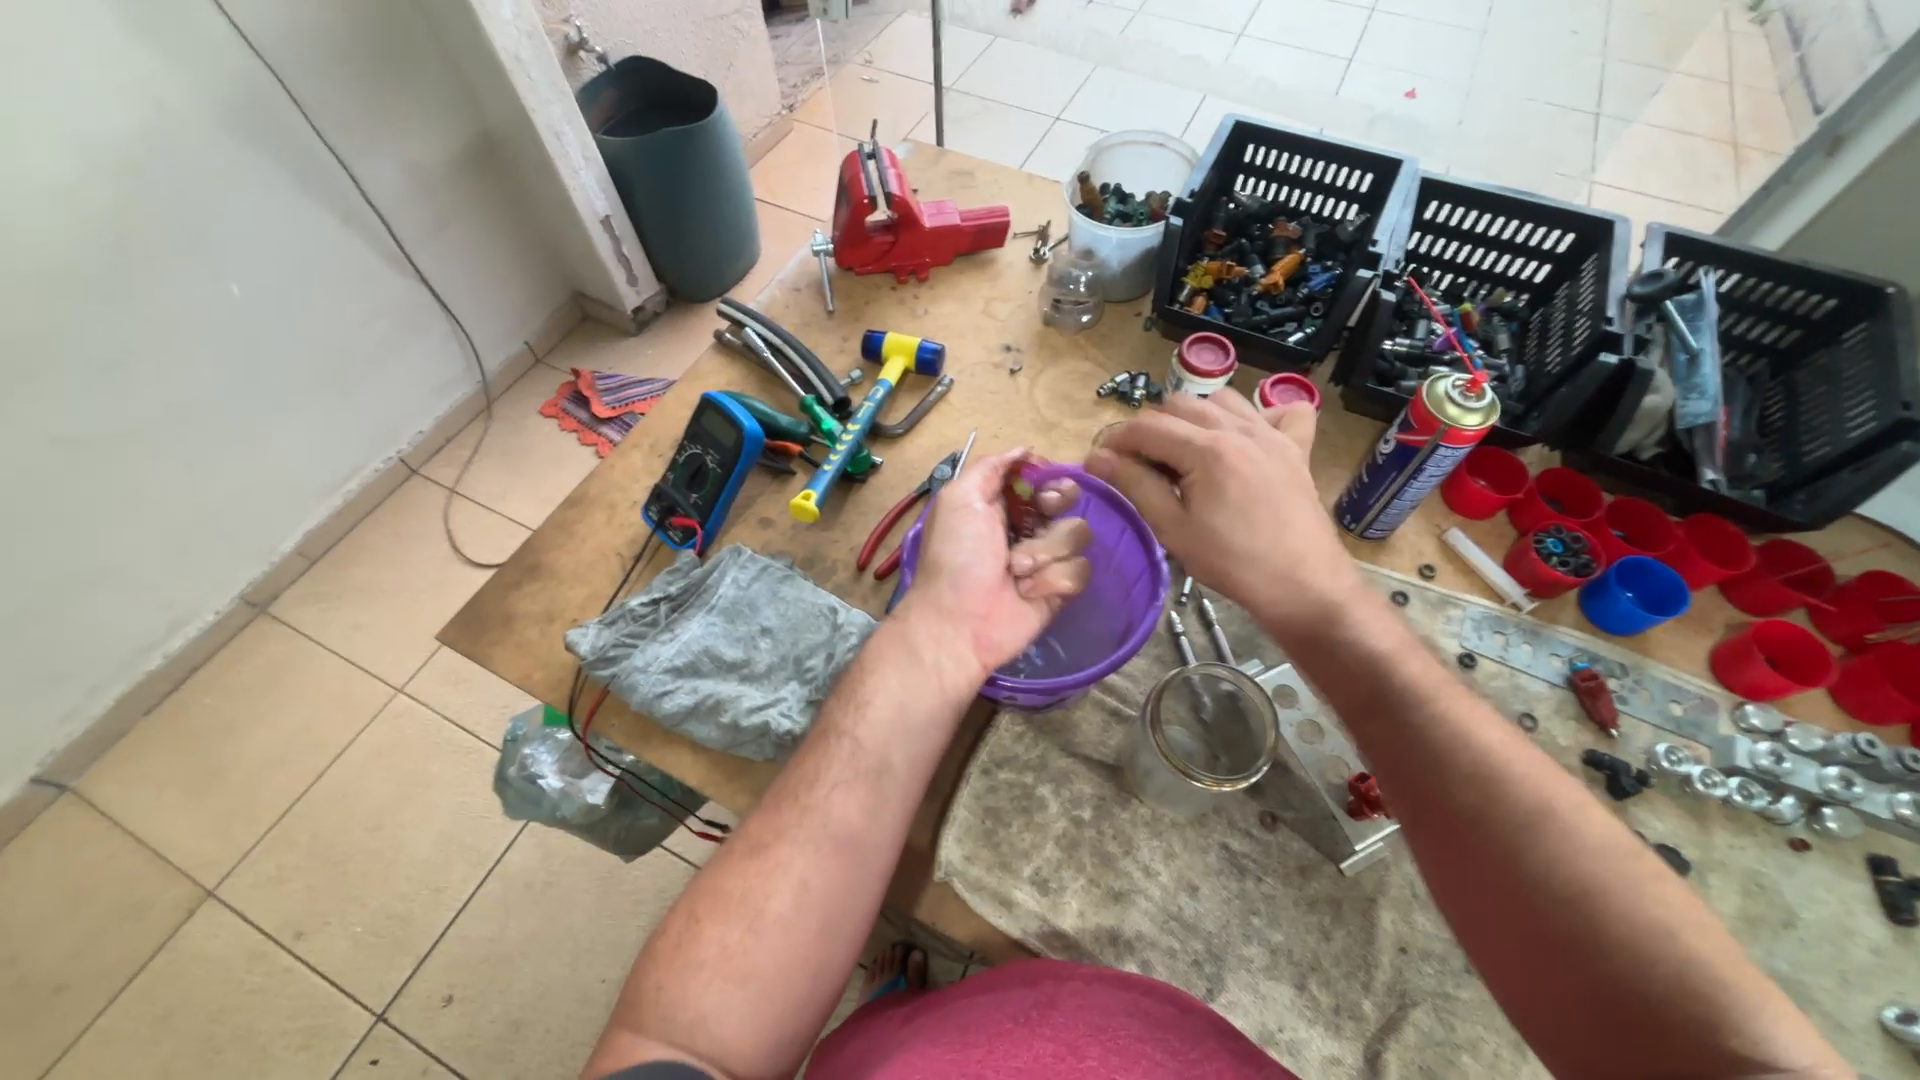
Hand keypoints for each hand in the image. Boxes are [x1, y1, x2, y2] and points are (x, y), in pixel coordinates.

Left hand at [895, 447, 1092, 684]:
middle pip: (1069, 499)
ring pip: (1078, 533)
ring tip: (1016, 571)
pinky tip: (1027, 592)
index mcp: (1002, 503)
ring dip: (1045, 551)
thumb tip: (1026, 449)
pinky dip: (1053, 580)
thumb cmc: (955, 557)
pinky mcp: (1060, 589)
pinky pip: (1080, 570)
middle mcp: (1027, 526)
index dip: (1047, 477)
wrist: (959, 621)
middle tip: (1039, 517)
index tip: (1039, 487)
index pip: (1042, 476)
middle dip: (1057, 505)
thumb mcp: (959, 498)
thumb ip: (991, 467)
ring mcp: (1047, 558)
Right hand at [1086, 389, 1363, 647]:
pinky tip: (1245, 441)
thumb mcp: (1173, 529)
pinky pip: (1278, 410)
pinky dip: (1258, 416)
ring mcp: (1272, 434)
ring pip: (1221, 400)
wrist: (1303, 584)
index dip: (1116, 440)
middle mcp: (1239, 429)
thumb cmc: (1232, 563)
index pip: (1146, 427)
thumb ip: (1135, 485)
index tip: (1100, 461)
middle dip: (1151, 429)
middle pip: (1179, 405)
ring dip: (1195, 417)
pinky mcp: (1296, 447)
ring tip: (1186, 453)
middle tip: (1141, 466)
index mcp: (1207, 450)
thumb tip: (1097, 457)